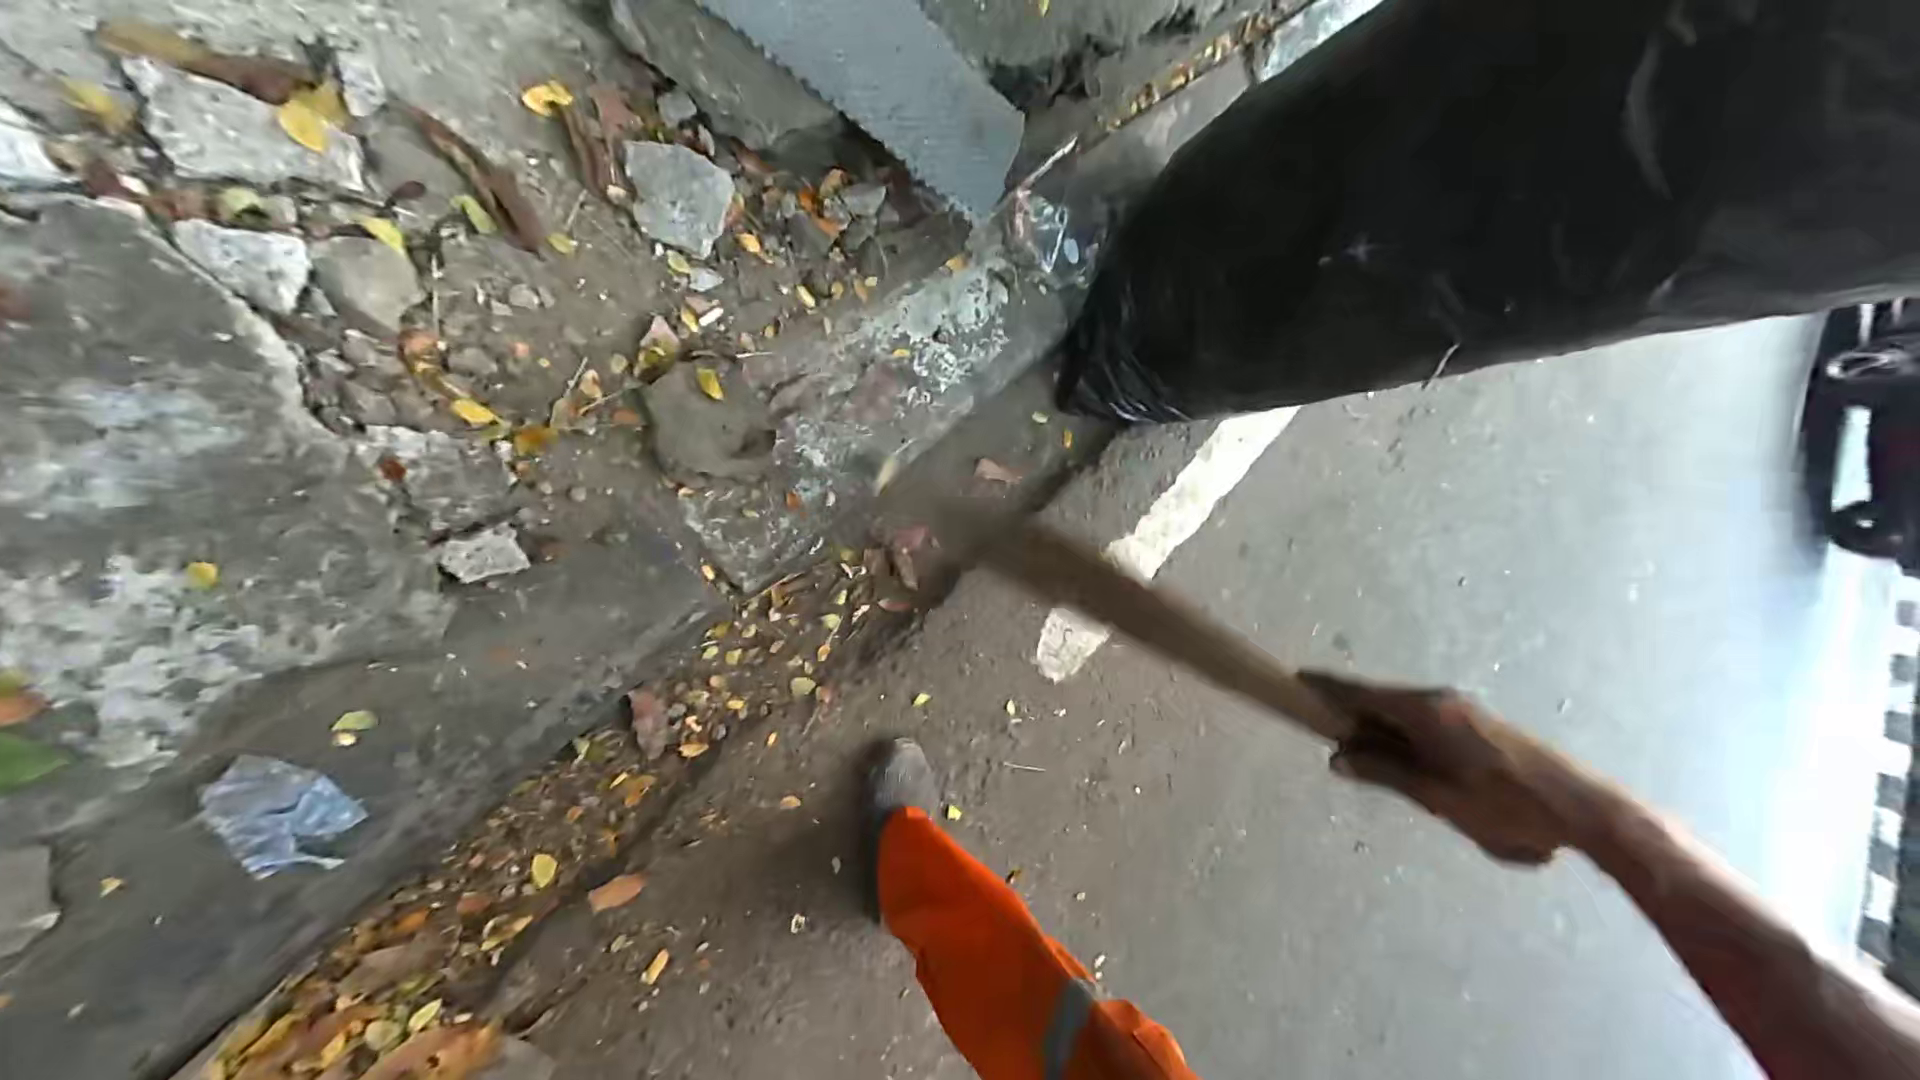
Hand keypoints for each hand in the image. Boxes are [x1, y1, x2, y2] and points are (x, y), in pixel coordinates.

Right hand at [1301, 672, 1615, 865]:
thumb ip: (1383, 772)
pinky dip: (1402, 730)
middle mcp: (1439, 700)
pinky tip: (1404, 756)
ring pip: (1403, 711)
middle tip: (1325, 729)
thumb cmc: (1504, 804)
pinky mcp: (1478, 723)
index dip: (1326, 687)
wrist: (1588, 811)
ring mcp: (1462, 709)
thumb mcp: (1436, 796)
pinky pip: (1423, 719)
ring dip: (1378, 725)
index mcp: (1422, 710)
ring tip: (1362, 750)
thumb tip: (1337, 758)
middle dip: (1350, 711)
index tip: (1296, 680)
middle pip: (1379, 699)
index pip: (1359, 692)